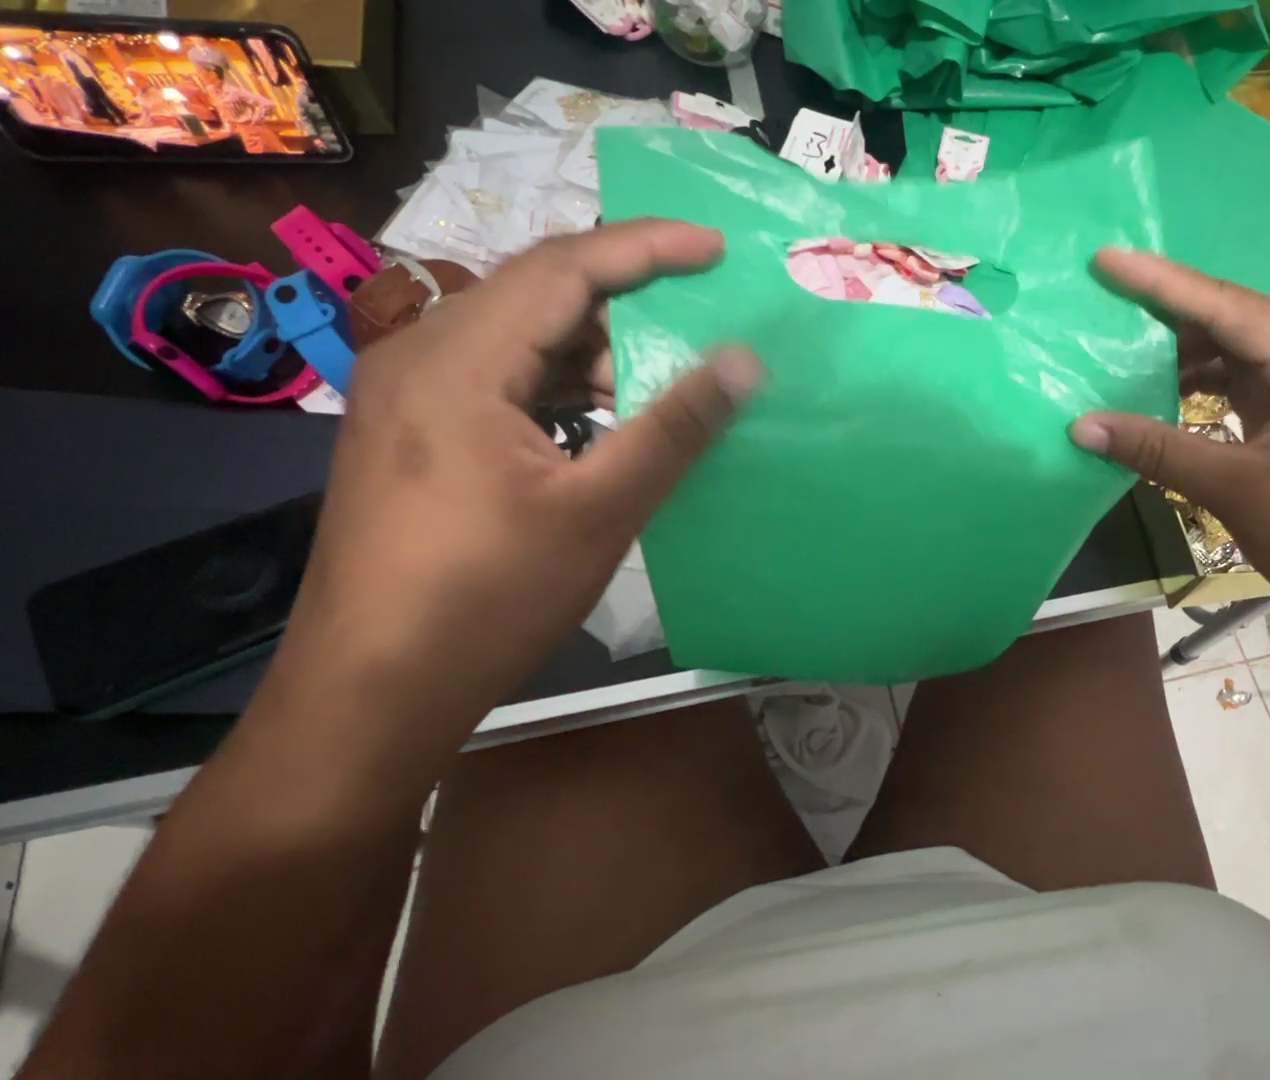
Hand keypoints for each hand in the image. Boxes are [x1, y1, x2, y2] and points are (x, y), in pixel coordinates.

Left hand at [274, 220, 759, 725]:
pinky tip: (597, 425)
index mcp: (458, 360)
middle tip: (699, 323)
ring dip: (592, 350)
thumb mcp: (599, 511)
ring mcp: (407, 394)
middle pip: (537, 293)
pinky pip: (497, 379)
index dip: (646, 248)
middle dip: (625, 299)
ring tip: (657, 388)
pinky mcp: (411, 432)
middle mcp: (420, 355)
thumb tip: (743, 359)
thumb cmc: (489, 598)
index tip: (715, 249)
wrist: (374, 688)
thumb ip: (674, 427)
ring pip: (517, 338)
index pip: (563, 268)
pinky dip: (557, 386)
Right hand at [1071, 250, 1269, 632]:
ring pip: (1237, 353)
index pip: (1230, 308)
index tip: (1108, 260)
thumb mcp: (1236, 490)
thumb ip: (1158, 450)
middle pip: (1234, 321)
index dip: (1164, 284)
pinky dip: (1200, 386)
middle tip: (1106, 294)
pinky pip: (1242, 385)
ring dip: (1181, 352)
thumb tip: (1080, 427)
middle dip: (1168, 311)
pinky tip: (1158, 390)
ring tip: (1120, 342)